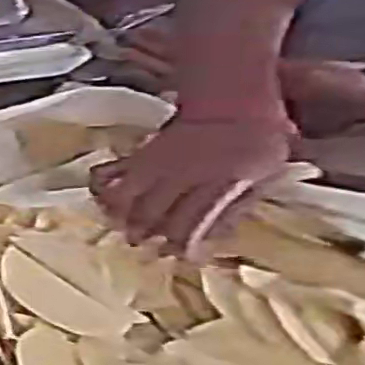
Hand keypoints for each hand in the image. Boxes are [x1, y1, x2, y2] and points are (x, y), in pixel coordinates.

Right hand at [90, 115, 294, 253]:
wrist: (232, 107)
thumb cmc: (257, 143)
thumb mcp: (266, 175)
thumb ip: (238, 205)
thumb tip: (213, 236)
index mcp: (218, 182)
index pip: (193, 219)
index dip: (185, 242)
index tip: (182, 257)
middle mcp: (180, 176)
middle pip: (152, 211)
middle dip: (146, 233)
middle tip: (144, 247)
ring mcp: (153, 165)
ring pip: (123, 195)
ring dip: (119, 215)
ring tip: (120, 226)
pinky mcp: (137, 156)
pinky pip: (107, 173)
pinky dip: (99, 187)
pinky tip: (102, 198)